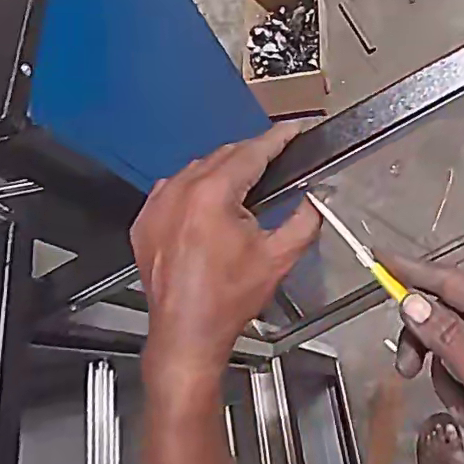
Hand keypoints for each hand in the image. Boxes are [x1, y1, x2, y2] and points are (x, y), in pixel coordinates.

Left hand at [131, 123, 320, 384]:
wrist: (188, 332)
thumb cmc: (227, 300)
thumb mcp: (280, 257)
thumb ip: (305, 219)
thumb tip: (317, 197)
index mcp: (213, 196)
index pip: (252, 152)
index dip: (278, 138)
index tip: (292, 130)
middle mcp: (180, 193)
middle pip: (224, 155)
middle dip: (253, 154)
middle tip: (277, 158)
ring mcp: (158, 206)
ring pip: (197, 168)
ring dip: (224, 170)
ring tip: (247, 184)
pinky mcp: (146, 221)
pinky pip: (174, 187)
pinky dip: (195, 187)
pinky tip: (210, 203)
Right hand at [382, 254, 463, 463]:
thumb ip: (450, 340)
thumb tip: (414, 303)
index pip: (451, 281)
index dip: (412, 272)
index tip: (381, 259)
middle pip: (448, 314)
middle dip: (426, 342)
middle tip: (408, 369)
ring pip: (453, 346)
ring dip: (448, 378)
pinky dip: (463, 393)